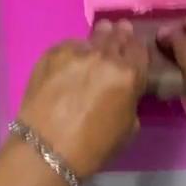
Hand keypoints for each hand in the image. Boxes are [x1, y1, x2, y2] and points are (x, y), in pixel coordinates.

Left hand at [16, 21, 149, 176]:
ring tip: (95, 46)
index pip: (139, 49)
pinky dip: (73, 52)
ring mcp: (75, 52)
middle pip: (116, 35)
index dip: (137, 49)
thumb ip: (130, 99)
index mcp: (128, 74)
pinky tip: (70, 63)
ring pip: (92, 38)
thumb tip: (122, 90)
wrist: (46, 150)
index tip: (133, 50)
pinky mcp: (50, 54)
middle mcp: (104, 56)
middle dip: (119, 35)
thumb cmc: (94, 147)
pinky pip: (68, 46)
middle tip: (118, 35)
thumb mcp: (129, 128)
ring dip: (97, 41)